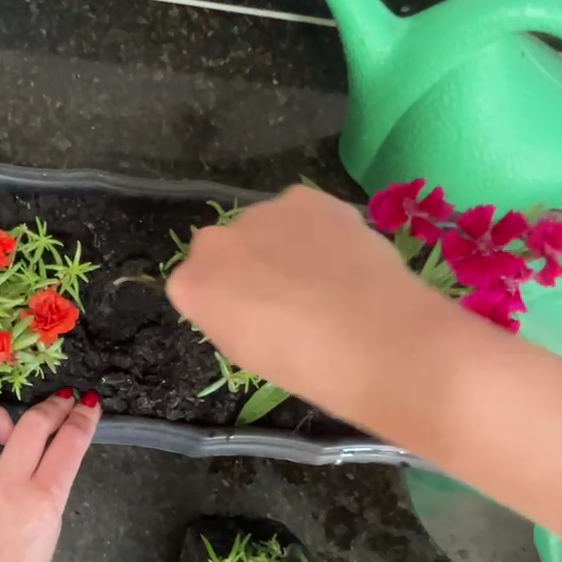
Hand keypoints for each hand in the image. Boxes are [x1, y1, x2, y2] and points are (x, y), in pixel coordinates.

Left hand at [0, 391, 101, 561]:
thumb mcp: (49, 534)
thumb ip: (49, 492)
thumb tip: (51, 454)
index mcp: (41, 504)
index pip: (69, 446)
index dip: (83, 419)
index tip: (89, 404)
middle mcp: (5, 487)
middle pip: (32, 426)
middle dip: (54, 406)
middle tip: (62, 401)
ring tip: (5, 429)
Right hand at [165, 186, 459, 421]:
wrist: (371, 338)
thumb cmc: (302, 364)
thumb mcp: (245, 351)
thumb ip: (230, 315)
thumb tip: (249, 299)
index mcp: (189, 286)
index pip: (196, 286)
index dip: (227, 301)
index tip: (252, 319)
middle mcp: (213, 242)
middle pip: (226, 249)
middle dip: (249, 266)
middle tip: (287, 297)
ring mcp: (259, 214)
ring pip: (265, 227)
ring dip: (283, 244)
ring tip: (324, 278)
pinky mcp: (304, 198)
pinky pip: (302, 213)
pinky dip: (317, 230)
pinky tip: (342, 258)